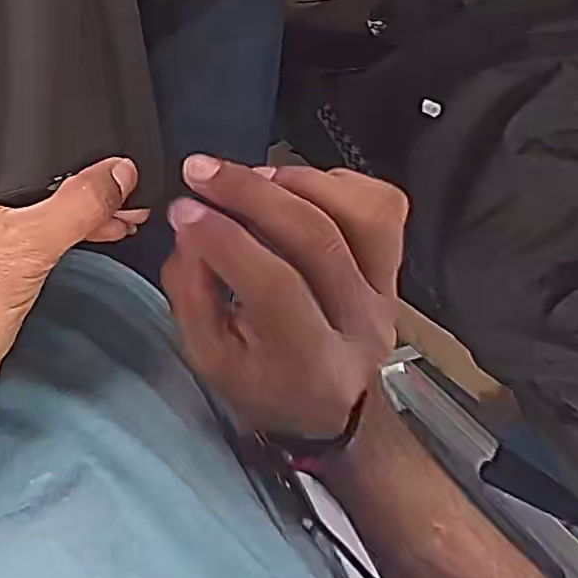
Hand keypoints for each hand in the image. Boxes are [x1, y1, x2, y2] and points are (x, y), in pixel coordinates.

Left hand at [0, 158, 147, 489]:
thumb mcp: (27, 246)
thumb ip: (77, 205)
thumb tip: (118, 173)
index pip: (22, 144)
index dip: (72, 149)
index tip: (114, 160)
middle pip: (36, 177)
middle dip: (85, 185)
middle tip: (127, 191)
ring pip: (39, 209)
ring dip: (81, 211)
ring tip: (124, 213)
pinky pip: (37, 237)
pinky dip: (68, 234)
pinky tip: (96, 234)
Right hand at [163, 155, 404, 440]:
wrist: (328, 405)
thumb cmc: (263, 383)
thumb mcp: (206, 356)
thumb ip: (191, 290)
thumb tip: (189, 225)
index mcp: (310, 363)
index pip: (275, 285)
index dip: (223, 238)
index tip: (184, 210)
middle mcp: (359, 326)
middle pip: (315, 237)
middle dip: (248, 192)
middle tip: (201, 172)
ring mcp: (384, 293)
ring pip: (359, 213)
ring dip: (294, 180)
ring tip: (248, 178)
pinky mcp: (393, 267)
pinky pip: (381, 205)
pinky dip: (333, 182)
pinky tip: (292, 188)